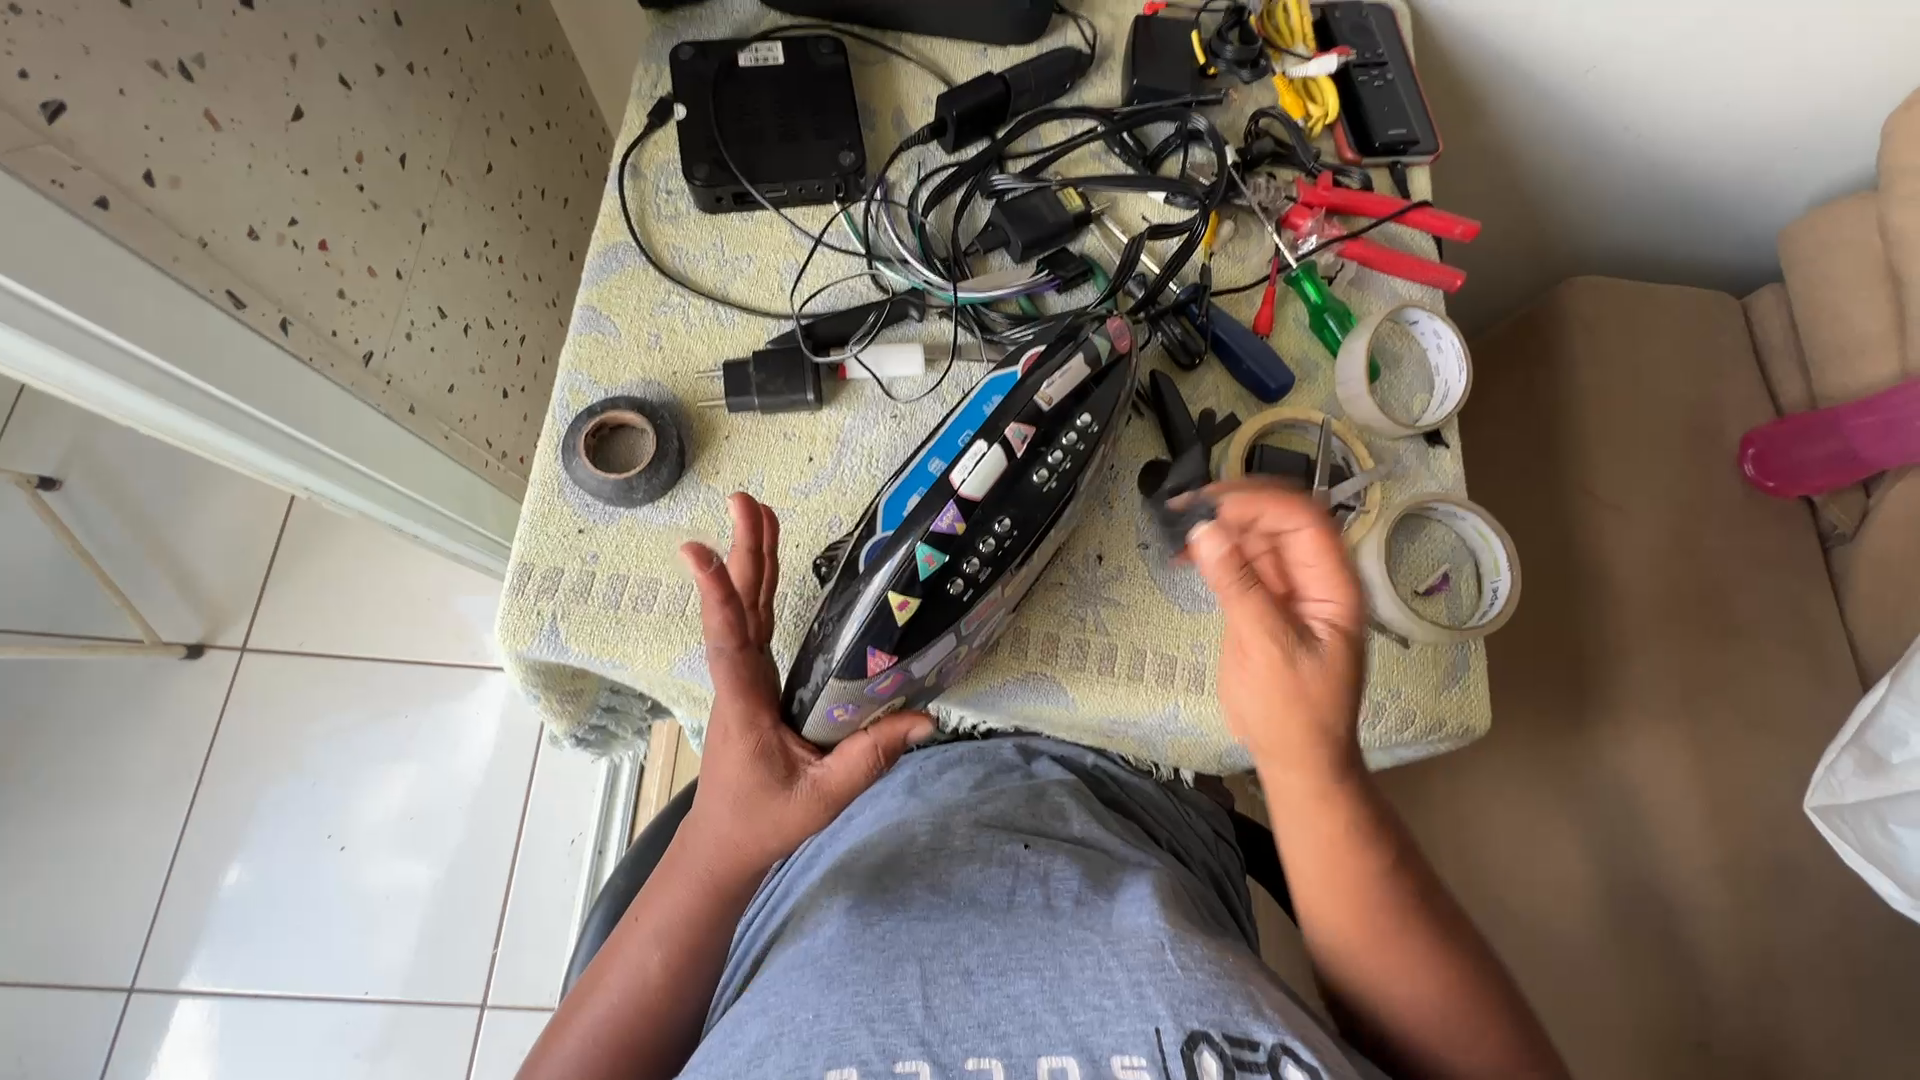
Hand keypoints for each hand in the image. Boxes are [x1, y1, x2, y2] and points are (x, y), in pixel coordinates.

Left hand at [677, 493, 933, 877]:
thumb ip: (870, 756)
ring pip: (745, 610)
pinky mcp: (755, 680)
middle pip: (739, 609)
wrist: (726, 841)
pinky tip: (763, 560)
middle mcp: (740, 682)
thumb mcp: (824, 796)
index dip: (717, 596)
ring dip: (750, 560)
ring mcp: (745, 679)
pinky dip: (757, 587)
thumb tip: (925, 717)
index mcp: (746, 706)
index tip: (699, 550)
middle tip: (746, 503)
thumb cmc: (765, 821)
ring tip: (756, 512)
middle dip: (743, 554)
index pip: (729, 643)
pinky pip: (754, 624)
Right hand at [1182, 479, 1367, 780]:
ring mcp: (1286, 590)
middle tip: (1184, 508)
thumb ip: (1239, 587)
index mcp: (1334, 585)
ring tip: (1176, 524)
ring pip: (1254, 538)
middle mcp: (1313, 578)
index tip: (1209, 506)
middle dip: (1233, 507)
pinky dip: (1212, 553)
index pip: (1302, 520)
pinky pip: (1238, 563)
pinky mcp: (1261, 603)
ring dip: (1217, 526)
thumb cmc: (1295, 712)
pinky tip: (1184, 553)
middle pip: (1277, 521)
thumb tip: (1205, 531)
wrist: (1295, 758)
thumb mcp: (1268, 647)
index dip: (1258, 503)